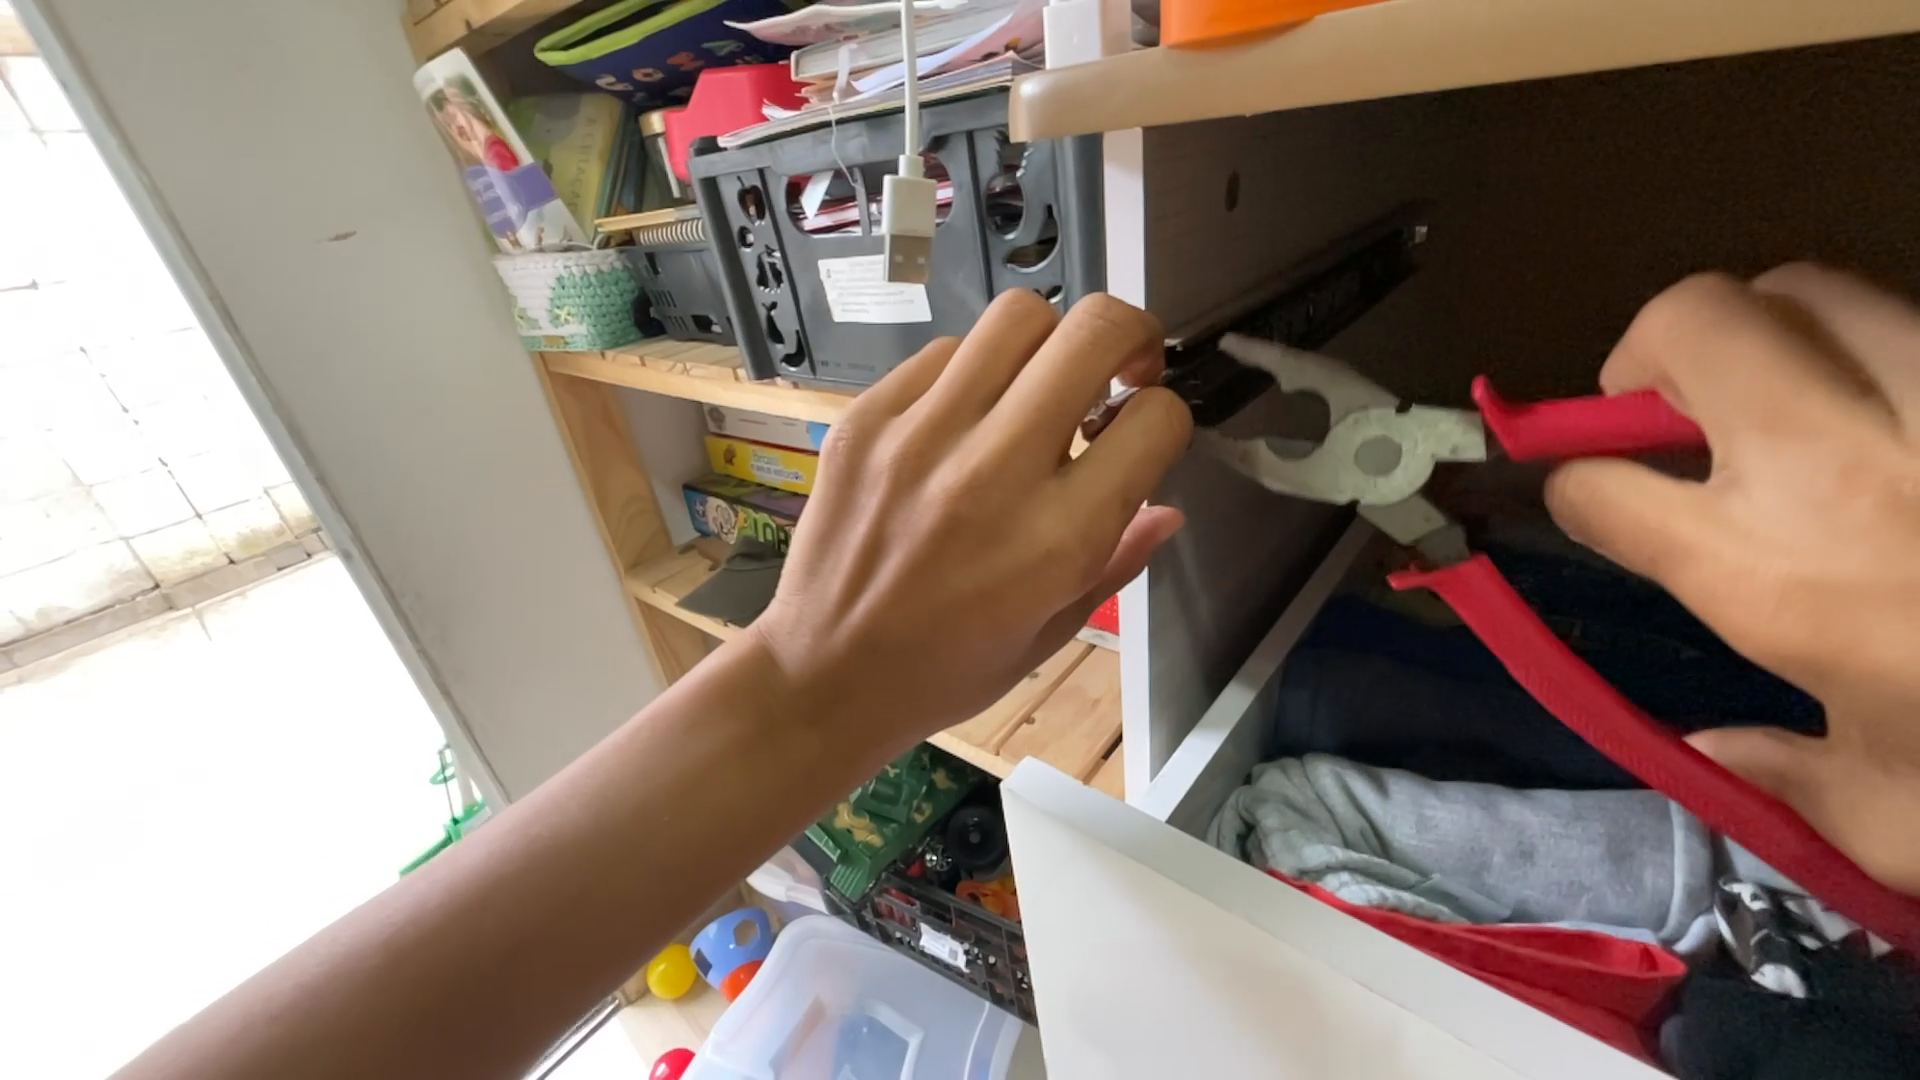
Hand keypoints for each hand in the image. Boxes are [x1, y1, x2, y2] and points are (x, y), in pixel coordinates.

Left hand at [747, 291, 1190, 757]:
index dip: (1163, 418)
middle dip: (1129, 337)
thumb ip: (1118, 561)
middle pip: (1094, 331)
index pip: (1155, 420)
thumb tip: (1168, 508)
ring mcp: (921, 435)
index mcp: (1058, 538)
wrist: (825, 673)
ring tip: (1035, 391)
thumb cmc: (947, 669)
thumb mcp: (1050, 633)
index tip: (1140, 434)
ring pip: (1018, 317)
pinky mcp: (867, 419)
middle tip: (1117, 372)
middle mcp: (995, 470)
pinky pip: (943, 352)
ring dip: (1048, 344)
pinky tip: (962, 419)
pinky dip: (972, 372)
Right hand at [1546, 264, 1919, 893]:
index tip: (1588, 501)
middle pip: (1693, 323)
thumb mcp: (1905, 823)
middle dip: (1646, 356)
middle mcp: (1835, 465)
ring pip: (1810, 290)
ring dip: (1760, 335)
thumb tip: (1718, 751)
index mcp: (1766, 571)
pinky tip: (1902, 426)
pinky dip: (1878, 351)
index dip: (1568, 486)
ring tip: (1780, 401)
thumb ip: (1788, 776)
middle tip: (1665, 415)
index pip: (1595, 486)